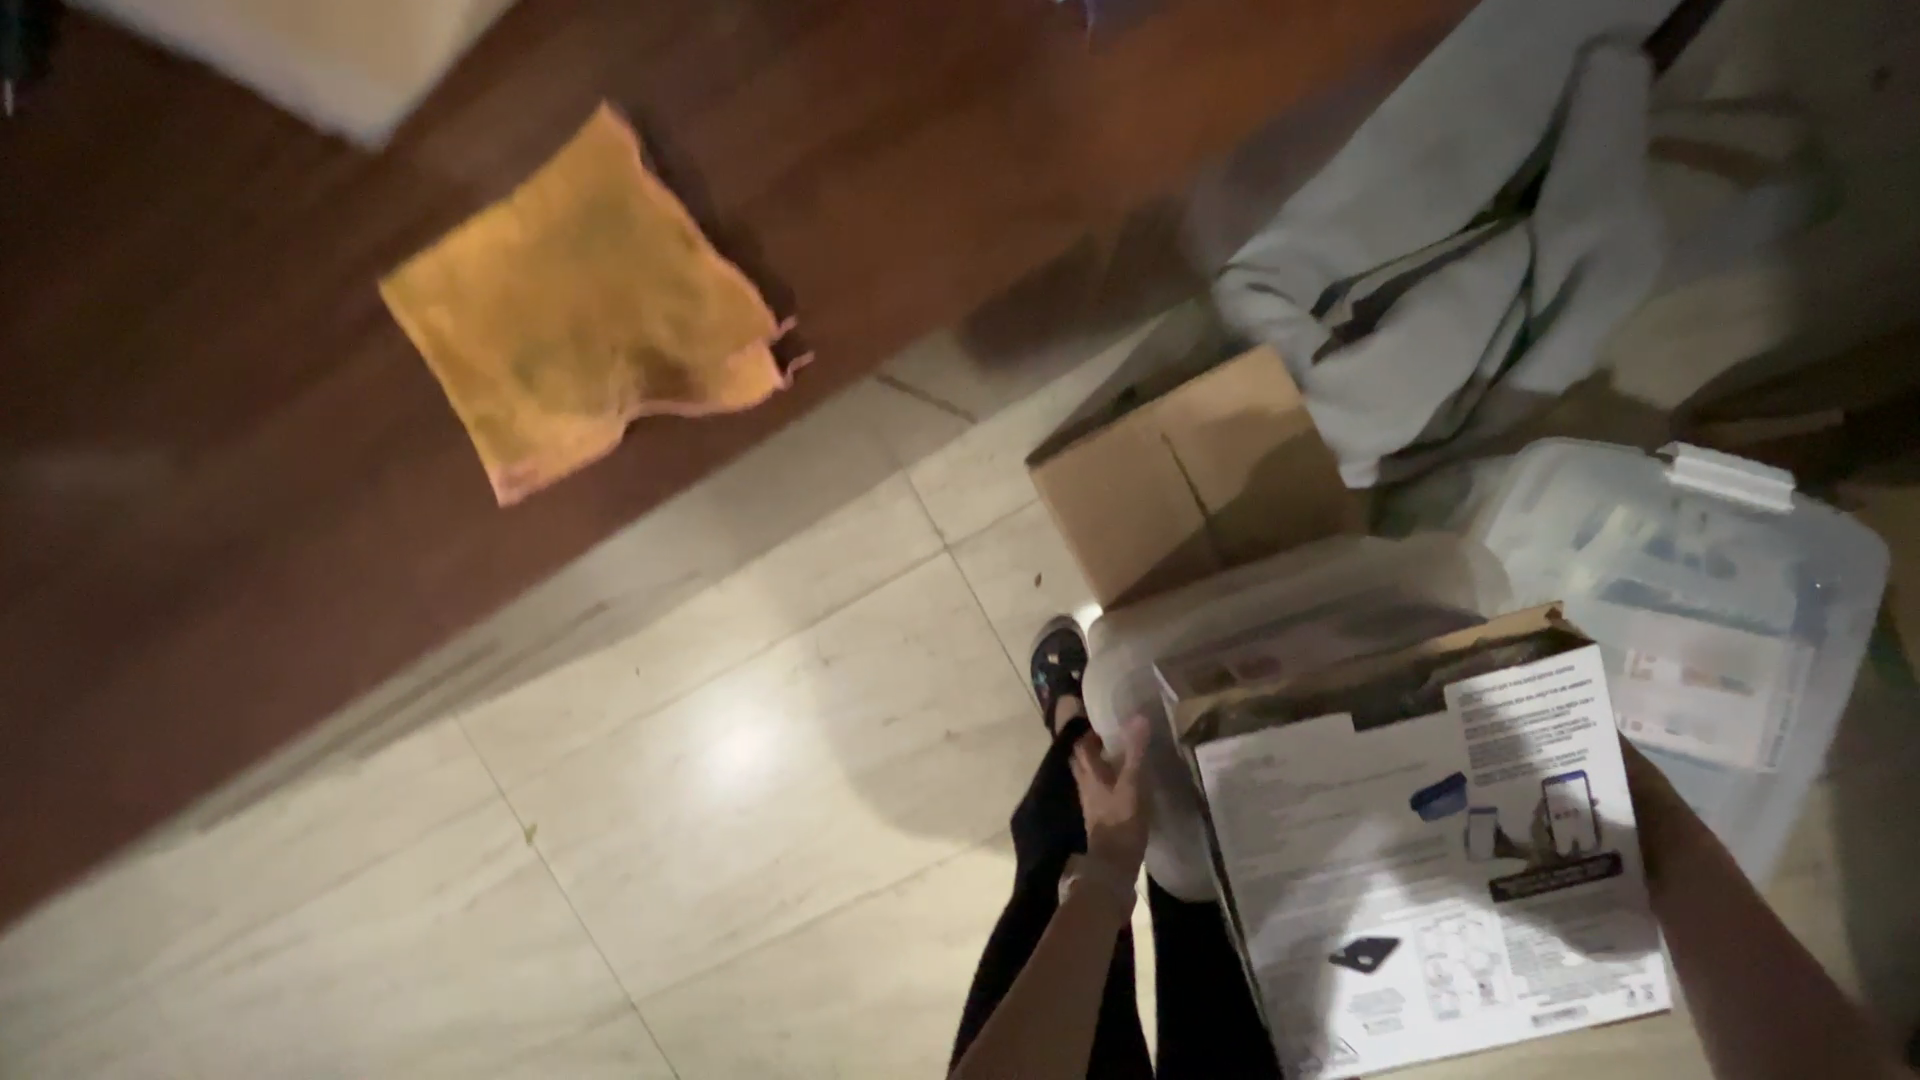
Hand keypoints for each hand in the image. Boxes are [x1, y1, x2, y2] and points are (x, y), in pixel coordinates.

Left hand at [1068, 715, 1150, 877]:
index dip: (1089, 733)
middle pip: (1081, 761)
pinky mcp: (1099, 817)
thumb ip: (1135, 752)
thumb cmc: (1122, 821)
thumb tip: (1138, 717)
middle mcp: (1085, 785)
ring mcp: (1090, 803)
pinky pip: (1098, 792)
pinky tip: (1122, 785)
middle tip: (1111, 738)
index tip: (1105, 724)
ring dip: (1098, 765)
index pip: (1080, 746)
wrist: (1114, 864)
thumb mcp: (1132, 784)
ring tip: (1118, 758)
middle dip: (1090, 747)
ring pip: (1089, 777)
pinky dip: (1106, 783)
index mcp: (1089, 774)